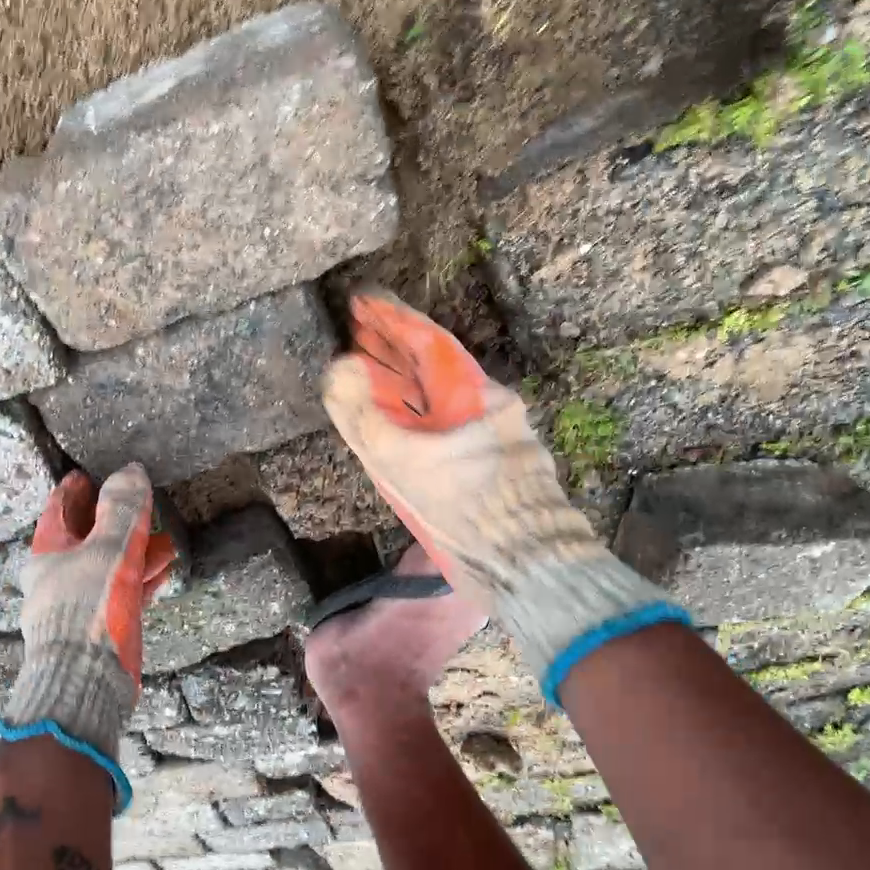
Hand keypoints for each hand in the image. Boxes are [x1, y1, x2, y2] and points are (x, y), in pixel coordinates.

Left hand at [1, 465, 177, 758]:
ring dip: (135, 550)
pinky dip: (140, 578)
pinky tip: (165, 571)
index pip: (59, 509)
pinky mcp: (98, 627)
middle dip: (115, 520)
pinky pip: (120, 592)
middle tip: (139, 504)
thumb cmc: (89, 607)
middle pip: (86, 536)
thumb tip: (130, 471)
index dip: (76, 489)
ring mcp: (77, 603)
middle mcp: (56, 575)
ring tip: (166, 539)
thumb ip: (121, 510)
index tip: (88, 474)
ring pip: (108, 565)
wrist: (86, 680)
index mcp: (47, 552)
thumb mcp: (110, 549)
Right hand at [323, 289, 671, 692]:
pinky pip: (454, 429)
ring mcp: (501, 438)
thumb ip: (362, 413)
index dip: (392, 319)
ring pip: (446, 400)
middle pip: (437, 369)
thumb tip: (340, 368)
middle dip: (396, 351)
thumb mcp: (399, 460)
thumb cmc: (464, 510)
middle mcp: (494, 408)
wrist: (529, 569)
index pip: (428, 343)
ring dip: (408, 386)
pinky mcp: (502, 468)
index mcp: (476, 397)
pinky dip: (424, 418)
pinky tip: (405, 429)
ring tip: (374, 377)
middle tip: (361, 334)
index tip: (364, 300)